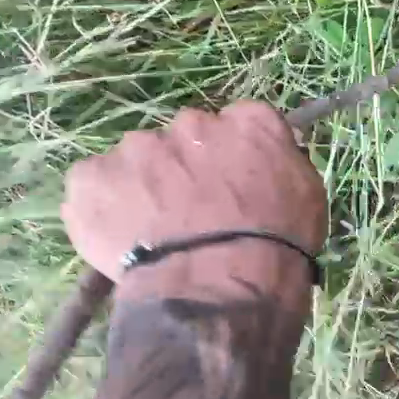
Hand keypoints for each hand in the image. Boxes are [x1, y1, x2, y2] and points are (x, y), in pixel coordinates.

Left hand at [63, 101, 327, 305]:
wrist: (221, 279)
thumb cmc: (280, 239)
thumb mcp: (307, 195)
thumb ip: (282, 163)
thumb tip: (267, 157)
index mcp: (249, 125)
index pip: (246, 119)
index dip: (244, 147)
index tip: (247, 173)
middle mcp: (191, 122)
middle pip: (189, 134)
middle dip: (193, 161)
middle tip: (204, 203)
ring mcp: (135, 147)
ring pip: (142, 159)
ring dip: (151, 181)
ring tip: (165, 225)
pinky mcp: (91, 176)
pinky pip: (99, 184)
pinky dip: (113, 203)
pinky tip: (132, 233)